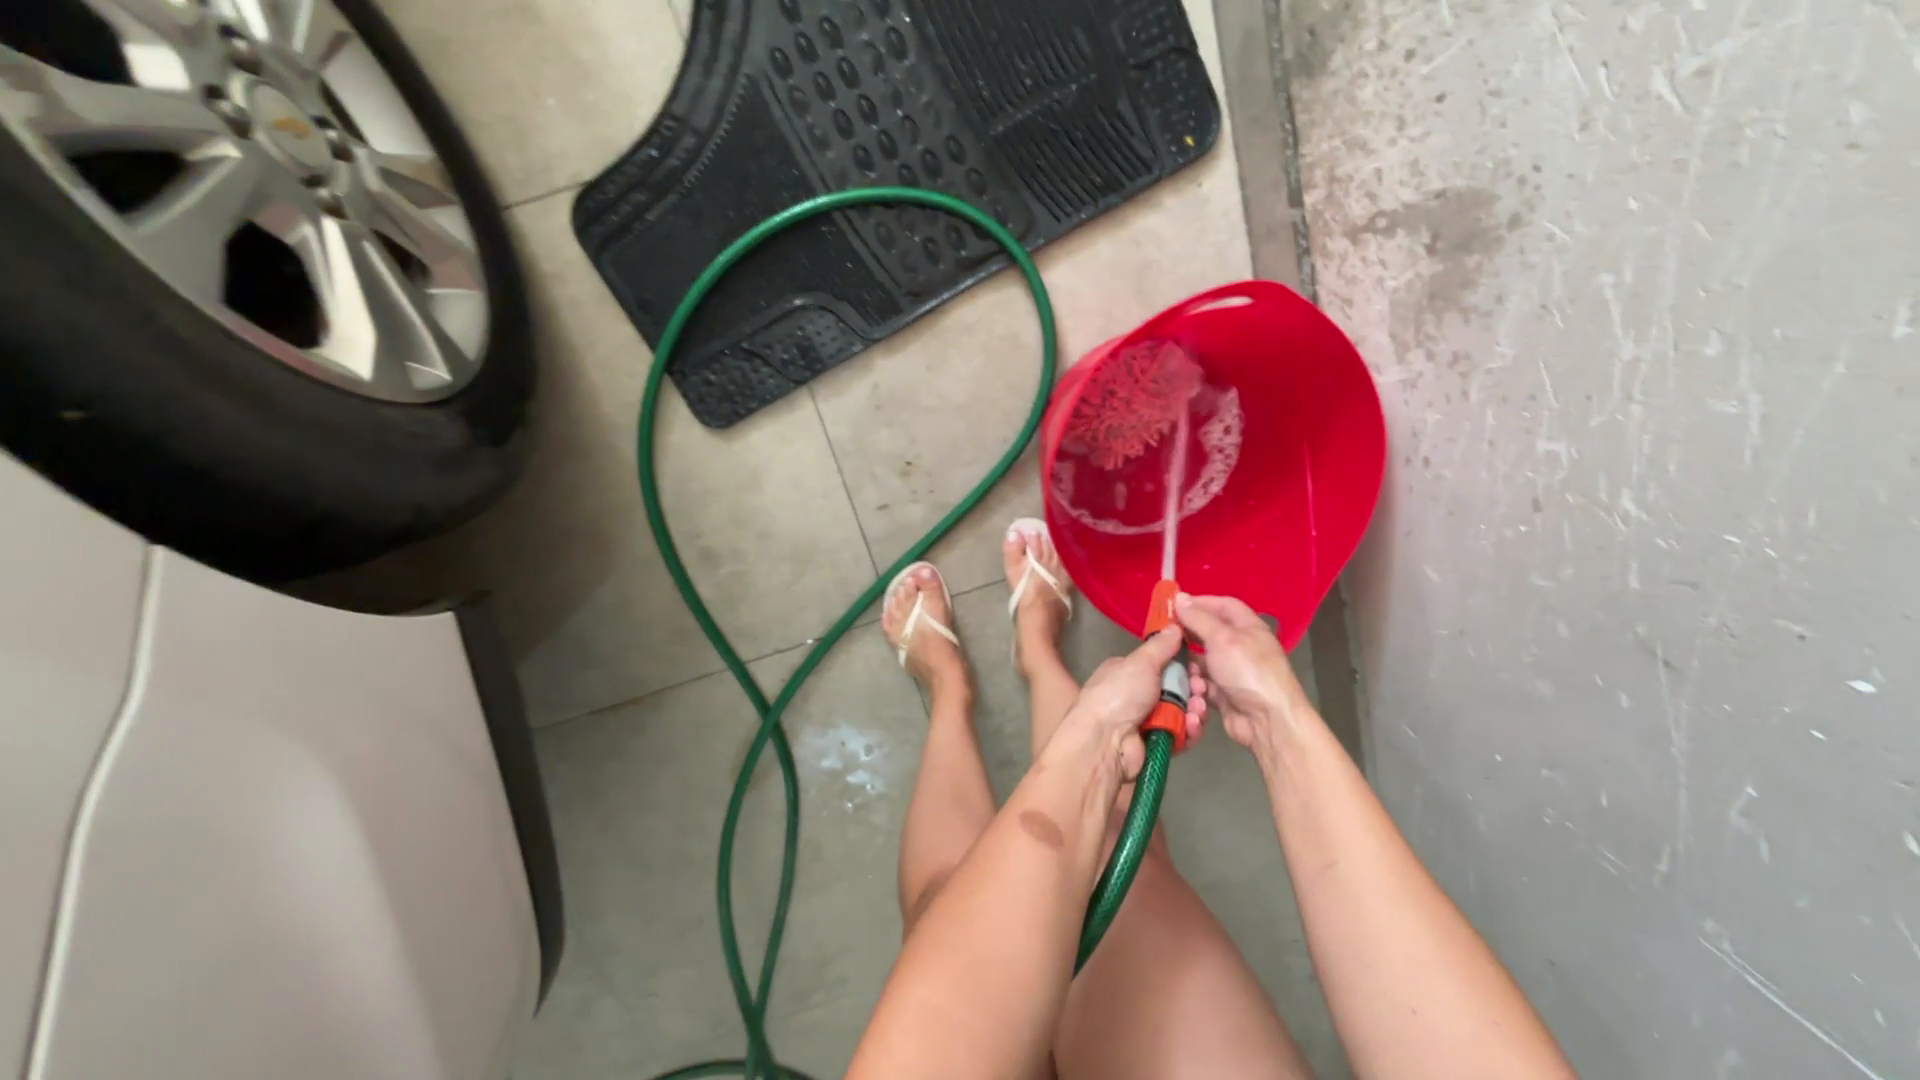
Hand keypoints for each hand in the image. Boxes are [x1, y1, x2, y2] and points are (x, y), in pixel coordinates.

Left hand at [1053, 627, 1205, 779]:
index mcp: (1127, 672)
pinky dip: (1189, 731)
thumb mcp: (1139, 663)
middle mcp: (1136, 696)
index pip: (1161, 665)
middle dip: (1193, 688)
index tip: (1196, 664)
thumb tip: (1174, 626)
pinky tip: (1193, 725)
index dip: (1181, 664)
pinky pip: (1180, 735)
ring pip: (1182, 712)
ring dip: (1194, 709)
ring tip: (1197, 708)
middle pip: (1175, 689)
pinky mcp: (1156, 744)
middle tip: (1200, 688)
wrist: (1105, 742)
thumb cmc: (1119, 695)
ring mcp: (1146, 721)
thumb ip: (1160, 646)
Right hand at [1174, 594, 1310, 754]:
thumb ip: (1198, 618)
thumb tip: (1180, 597)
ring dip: (1190, 664)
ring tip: (1176, 666)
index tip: (1174, 605)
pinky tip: (1186, 686)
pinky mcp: (1225, 694)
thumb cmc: (1247, 671)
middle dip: (1189, 634)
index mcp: (1248, 628)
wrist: (1267, 720)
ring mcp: (1233, 672)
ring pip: (1203, 660)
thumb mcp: (1222, 638)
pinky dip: (1195, 684)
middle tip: (1164, 635)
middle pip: (1210, 633)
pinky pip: (1203, 683)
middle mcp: (1241, 647)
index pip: (1224, 606)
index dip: (1201, 602)